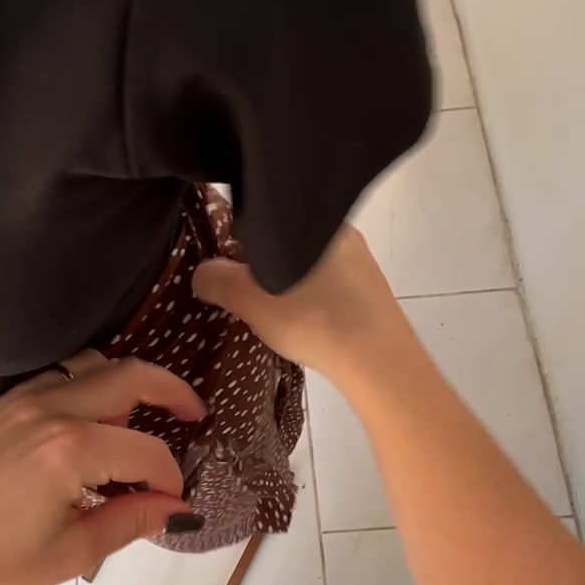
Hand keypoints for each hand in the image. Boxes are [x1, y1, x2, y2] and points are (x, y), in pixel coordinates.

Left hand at [0, 352, 205, 584]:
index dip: (170, 478)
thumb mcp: (70, 553)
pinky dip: (87, 388)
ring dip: (126, 385)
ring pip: (93, 367)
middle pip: (129, 377)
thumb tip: (178, 509)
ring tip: (138, 422)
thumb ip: (131, 521)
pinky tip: (87, 425)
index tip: (175, 503)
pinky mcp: (0, 406)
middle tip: (195, 413)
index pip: (145, 451)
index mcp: (69, 450)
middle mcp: (49, 410)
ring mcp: (21, 400)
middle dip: (172, 391)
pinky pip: (59, 378)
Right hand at [192, 226, 413, 380]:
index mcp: (318, 222)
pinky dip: (312, 303)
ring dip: (288, 288)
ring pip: (309, 269)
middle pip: (288, 244)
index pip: (269, 218)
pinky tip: (306, 326)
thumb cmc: (314, 320)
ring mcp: (363, 266)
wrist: (380, 365)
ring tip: (275, 315)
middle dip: (264, 267)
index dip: (241, 240)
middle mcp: (345, 234)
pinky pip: (330, 290)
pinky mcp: (373, 295)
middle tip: (247, 295)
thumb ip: (218, 279)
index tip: (229, 268)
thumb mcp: (251, 299)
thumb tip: (204, 273)